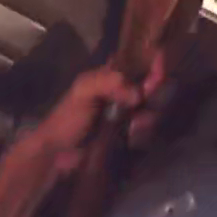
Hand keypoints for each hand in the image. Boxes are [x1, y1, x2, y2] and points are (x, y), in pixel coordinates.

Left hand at [17, 53, 167, 178]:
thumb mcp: (83, 90)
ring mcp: (127, 113)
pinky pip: (146, 130)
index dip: (154, 63)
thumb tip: (138, 94)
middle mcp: (123, 91)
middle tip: (142, 102)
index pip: (140, 61)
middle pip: (152, 84)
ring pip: (152, 107)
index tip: (160, 70)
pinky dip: (143, 132)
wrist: (57, 154)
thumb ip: (108, 82)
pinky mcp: (128, 135)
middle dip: (154, 92)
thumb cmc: (67, 117)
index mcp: (112, 75)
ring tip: (135, 125)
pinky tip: (131, 136)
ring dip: (148, 115)